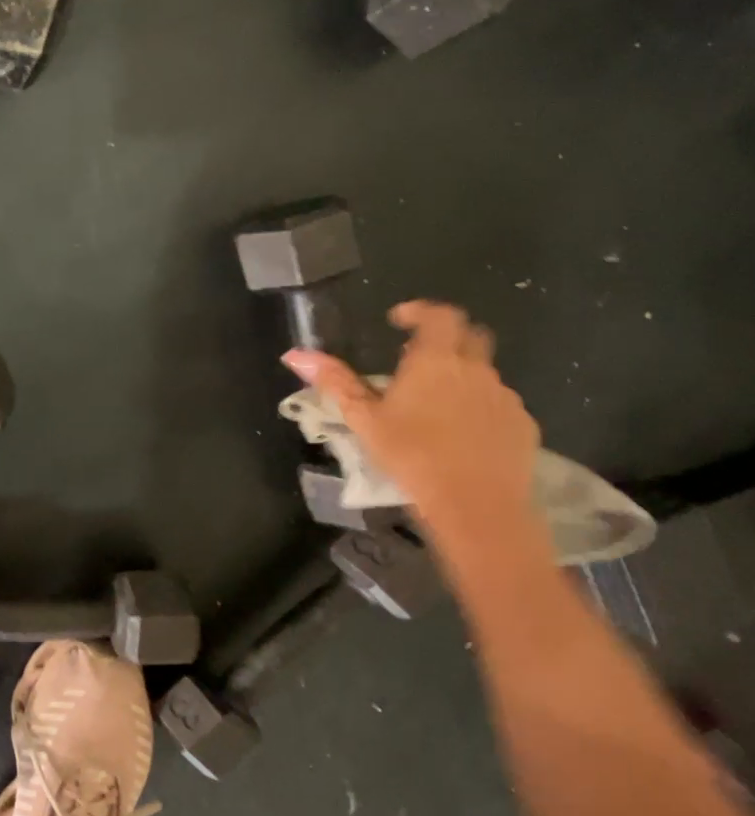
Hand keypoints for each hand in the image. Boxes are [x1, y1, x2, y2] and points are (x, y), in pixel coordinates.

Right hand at [283, 301, 539, 544]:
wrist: (477, 505)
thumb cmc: (411, 456)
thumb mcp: (363, 420)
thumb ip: (334, 382)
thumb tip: (294, 354)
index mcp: (435, 362)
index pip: (440, 316)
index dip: (420, 310)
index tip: (398, 318)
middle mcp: (475, 371)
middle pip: (470, 336)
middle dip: (444, 337)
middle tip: (415, 356)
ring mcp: (504, 397)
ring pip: (482, 372)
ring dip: (459, 375)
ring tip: (432, 403)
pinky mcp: (522, 424)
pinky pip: (497, 402)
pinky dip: (476, 405)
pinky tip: (457, 433)